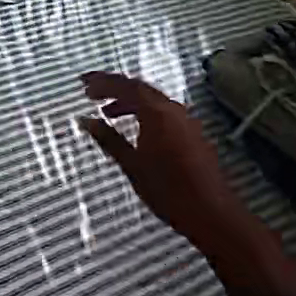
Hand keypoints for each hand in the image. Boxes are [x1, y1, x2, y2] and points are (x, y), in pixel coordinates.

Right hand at [81, 72, 263, 257]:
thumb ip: (109, 139)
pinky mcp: (191, 132)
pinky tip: (135, 126)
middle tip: (92, 91)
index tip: (84, 82)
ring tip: (107, 112)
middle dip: (114, 87)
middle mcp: (172, 109)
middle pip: (139, 87)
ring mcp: (185, 119)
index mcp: (156, 113)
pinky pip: (162, 110)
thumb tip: (87, 121)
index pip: (125, 86)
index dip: (103, 82)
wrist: (212, 213)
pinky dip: (144, 111)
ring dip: (129, 100)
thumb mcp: (132, 165)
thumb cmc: (169, 191)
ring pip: (152, 99)